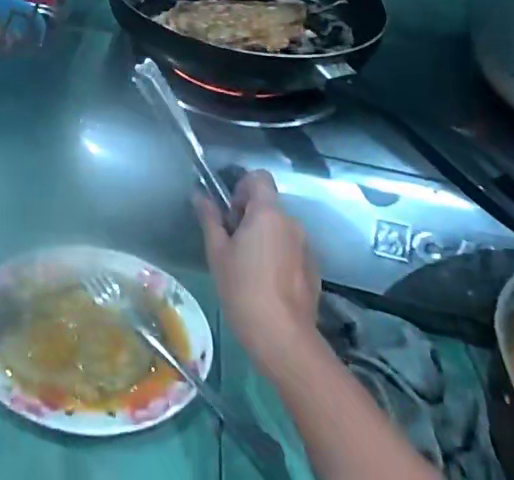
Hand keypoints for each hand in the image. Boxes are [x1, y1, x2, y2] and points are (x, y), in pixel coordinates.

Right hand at [195, 170, 321, 363]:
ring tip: (249, 267)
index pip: (259, 177)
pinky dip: (278, 255)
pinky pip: (291, 248)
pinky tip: (267, 283)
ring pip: (280, 228)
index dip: (241, 188)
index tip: (230, 214)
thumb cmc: (243, 288)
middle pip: (268, 204)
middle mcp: (291, 222)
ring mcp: (306, 245)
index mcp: (268, 212)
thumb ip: (210, 219)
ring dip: (264, 236)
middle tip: (232, 244)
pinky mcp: (313, 268)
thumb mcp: (217, 252)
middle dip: (249, 216)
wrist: (283, 337)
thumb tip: (199, 195)